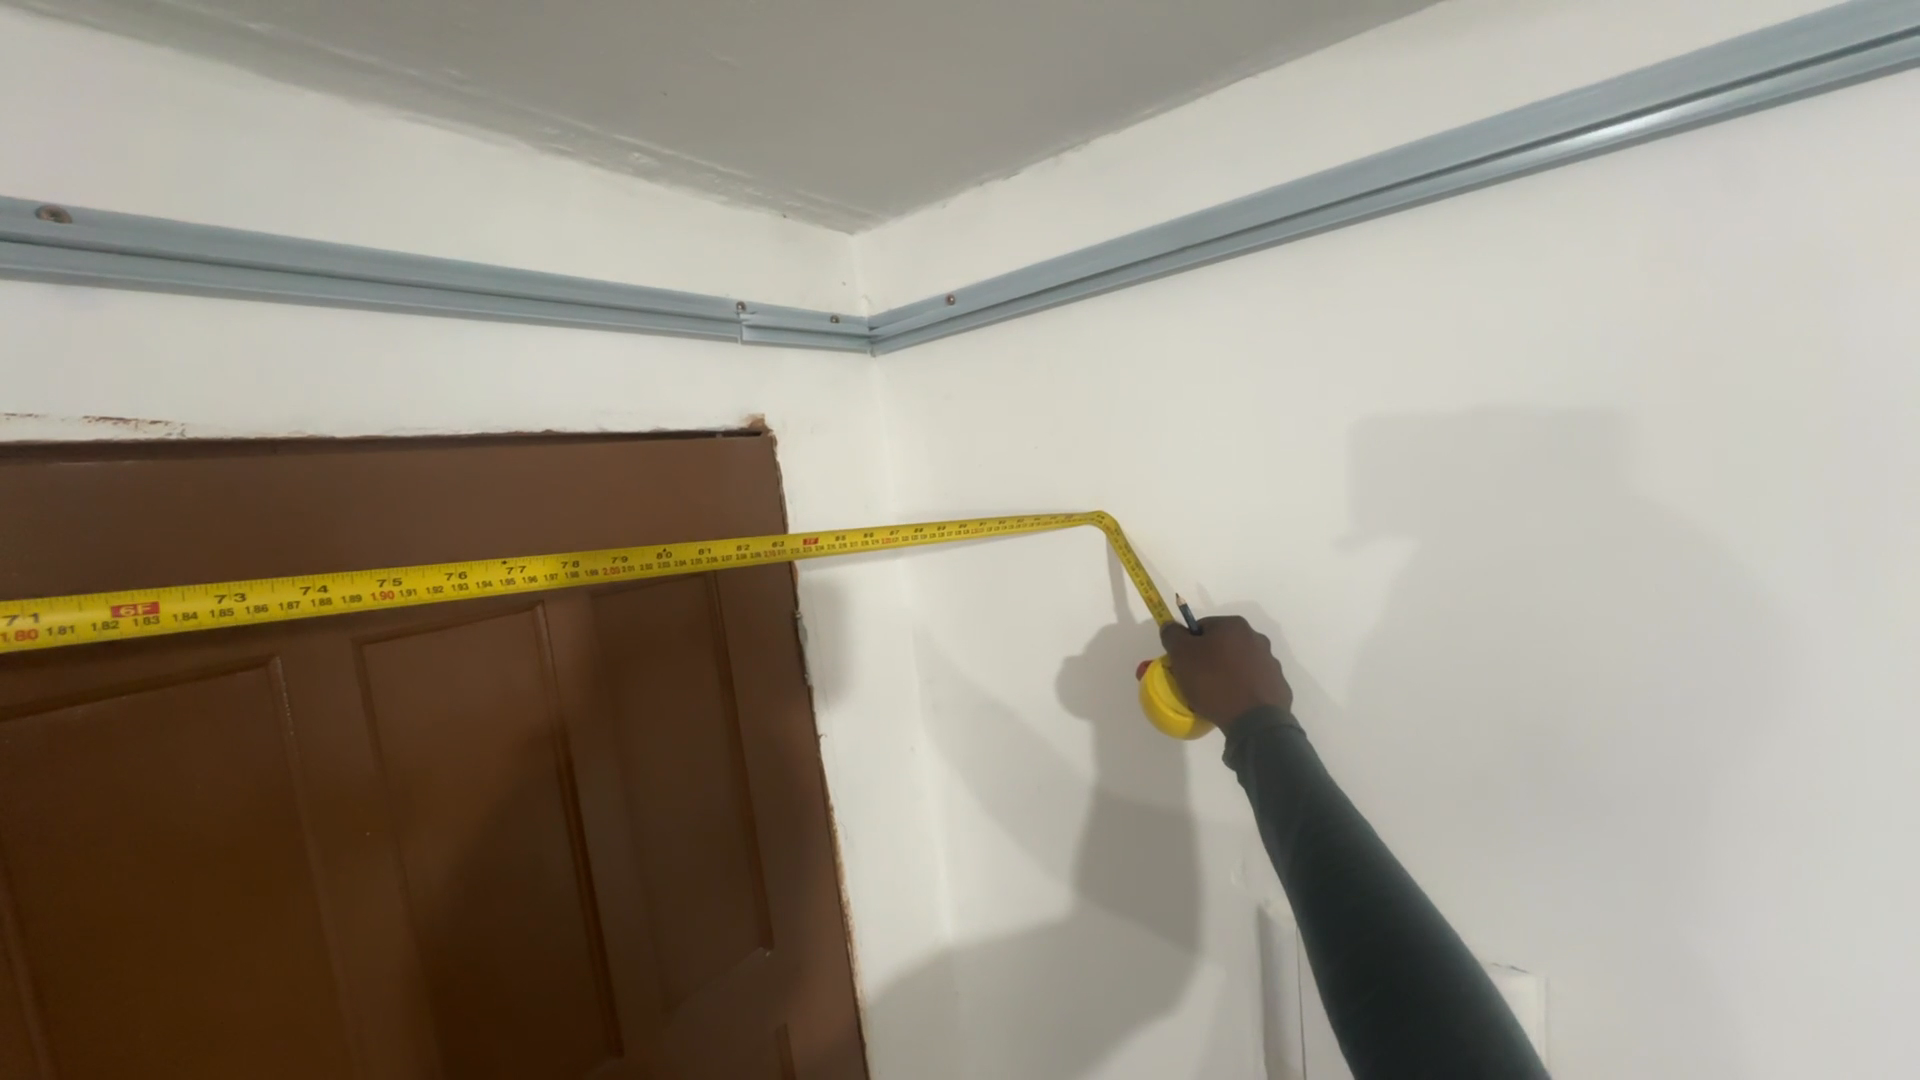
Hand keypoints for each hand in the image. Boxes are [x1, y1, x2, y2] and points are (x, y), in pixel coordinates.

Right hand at [1160, 615, 1292, 729]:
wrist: (1253, 720)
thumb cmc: (1213, 681)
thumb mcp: (1181, 655)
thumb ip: (1172, 635)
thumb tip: (1171, 627)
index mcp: (1234, 626)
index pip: (1202, 627)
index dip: (1188, 645)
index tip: (1184, 664)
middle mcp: (1256, 638)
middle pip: (1222, 645)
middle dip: (1209, 659)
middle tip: (1197, 680)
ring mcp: (1270, 662)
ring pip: (1239, 664)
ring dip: (1227, 673)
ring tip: (1216, 695)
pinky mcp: (1278, 686)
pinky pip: (1253, 683)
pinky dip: (1243, 689)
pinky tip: (1234, 703)